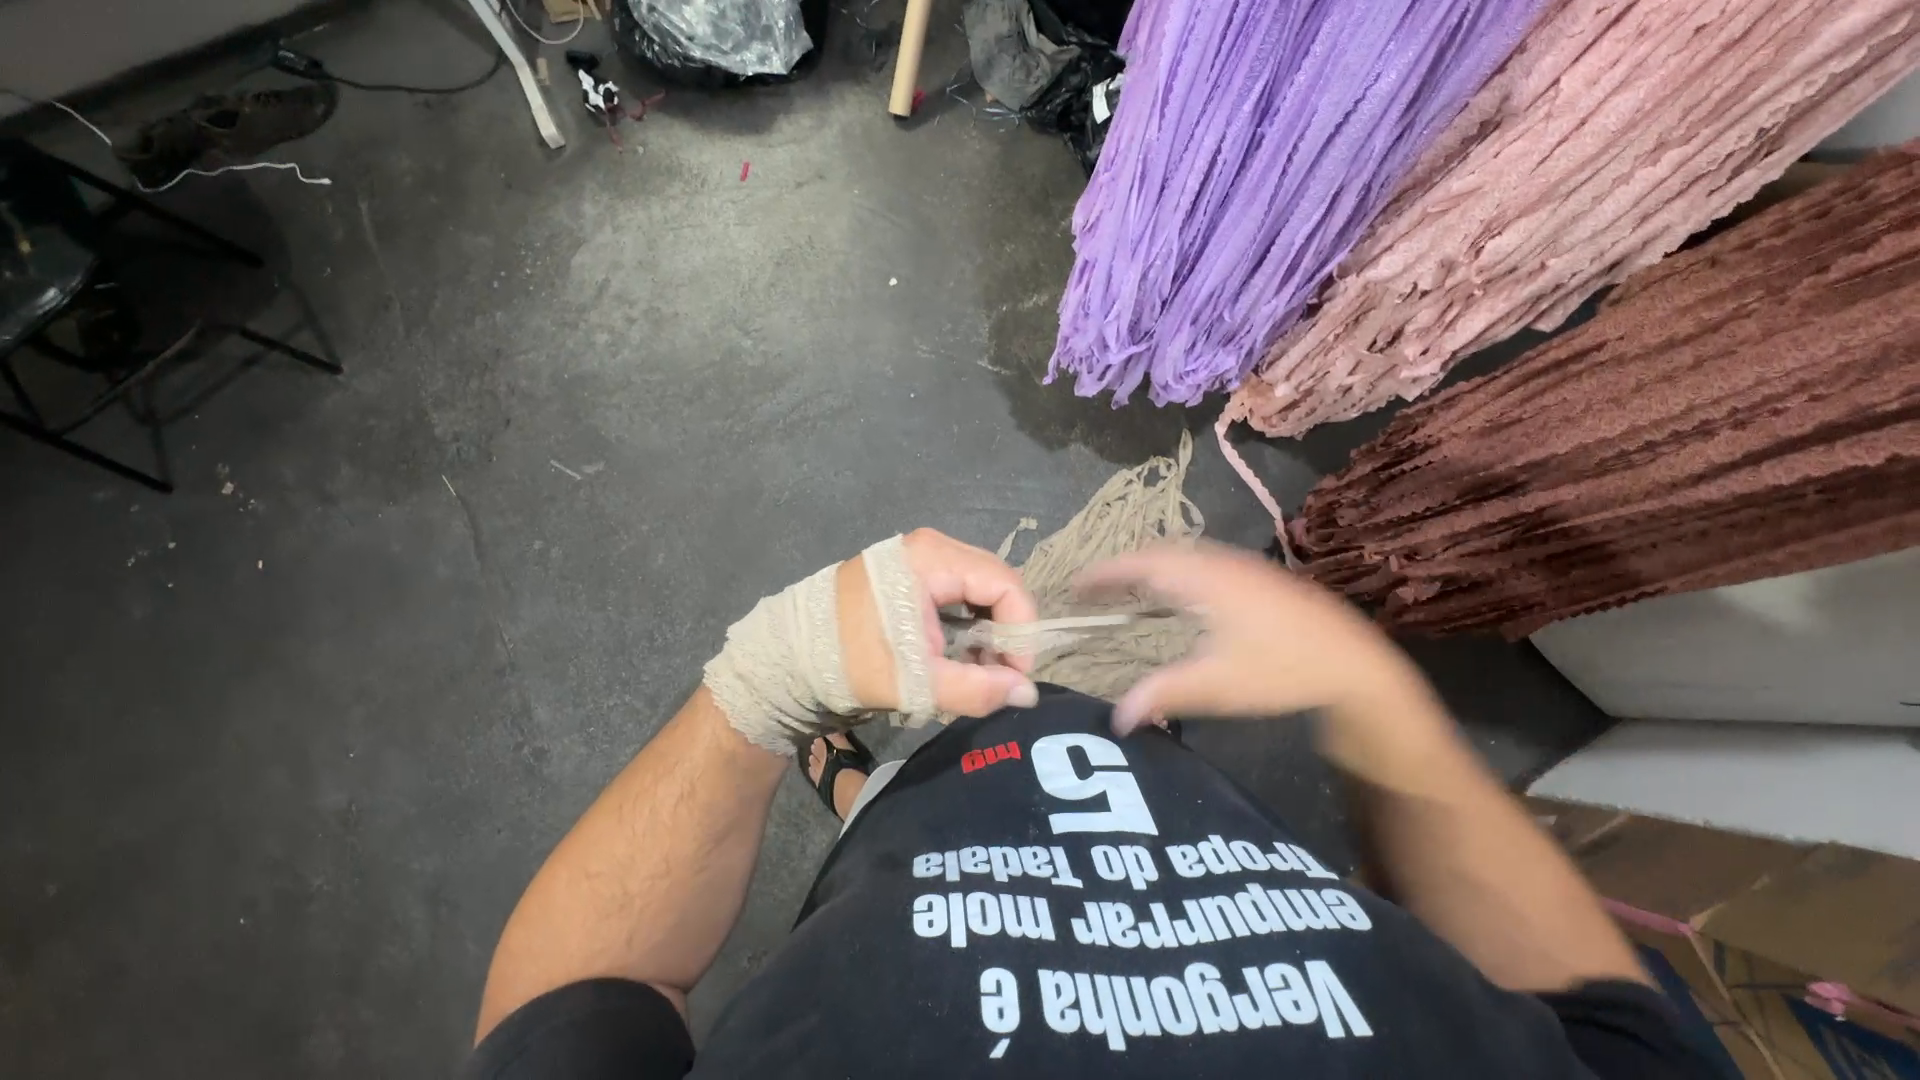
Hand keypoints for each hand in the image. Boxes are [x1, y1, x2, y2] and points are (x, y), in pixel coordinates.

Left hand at [838, 528, 1040, 717]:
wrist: (788, 656)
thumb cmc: (850, 662)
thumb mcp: (916, 682)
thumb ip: (977, 689)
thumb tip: (1027, 694)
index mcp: (932, 559)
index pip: (1006, 586)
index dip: (1021, 632)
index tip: (1016, 676)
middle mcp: (930, 546)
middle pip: (994, 583)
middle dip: (1005, 632)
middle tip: (999, 676)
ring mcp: (918, 556)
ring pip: (978, 588)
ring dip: (987, 630)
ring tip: (977, 671)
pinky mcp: (909, 572)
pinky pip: (957, 591)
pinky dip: (966, 624)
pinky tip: (957, 656)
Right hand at [1080, 543, 1457, 782]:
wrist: (1357, 664)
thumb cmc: (1283, 670)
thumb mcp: (1218, 686)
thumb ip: (1163, 694)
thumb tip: (1117, 717)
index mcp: (1204, 580)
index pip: (1141, 564)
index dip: (1105, 572)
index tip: (1075, 584)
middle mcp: (1221, 563)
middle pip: (1160, 553)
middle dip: (1124, 567)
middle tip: (1096, 589)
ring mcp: (1245, 567)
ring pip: (1185, 556)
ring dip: (1152, 568)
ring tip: (1129, 591)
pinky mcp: (1262, 578)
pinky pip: (1204, 563)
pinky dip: (1177, 572)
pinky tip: (1181, 598)